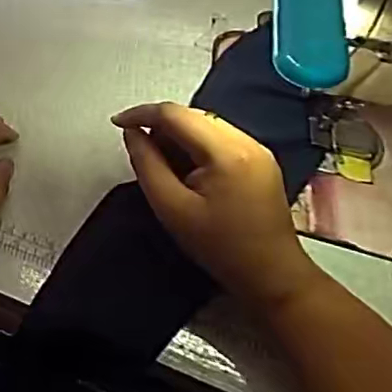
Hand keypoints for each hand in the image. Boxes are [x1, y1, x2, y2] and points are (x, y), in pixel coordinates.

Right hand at [114, 102, 322, 312]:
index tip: (118, 123)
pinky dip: (195, 143)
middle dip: (160, 125)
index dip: (141, 114)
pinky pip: (217, 135)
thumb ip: (146, 162)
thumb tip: (132, 132)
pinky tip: (188, 168)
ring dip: (177, 134)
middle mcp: (247, 142)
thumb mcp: (170, 206)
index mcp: (227, 152)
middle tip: (142, 150)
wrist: (273, 277)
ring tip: (165, 164)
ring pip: (203, 123)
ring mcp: (257, 148)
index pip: (175, 114)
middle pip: (190, 115)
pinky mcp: (260, 158)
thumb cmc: (221, 248)